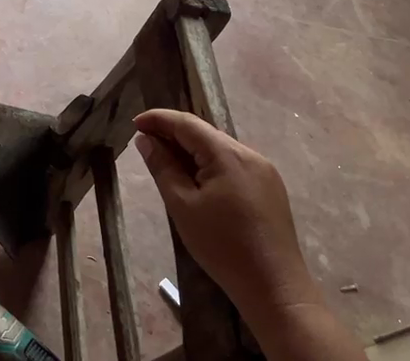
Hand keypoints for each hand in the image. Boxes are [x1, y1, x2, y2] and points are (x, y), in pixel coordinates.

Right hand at [132, 109, 317, 318]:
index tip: (134, 124)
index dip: (157, 119)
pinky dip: (210, 164)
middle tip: (146, 145)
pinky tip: (198, 181)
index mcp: (228, 155)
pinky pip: (233, 165)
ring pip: (219, 149)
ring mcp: (265, 172)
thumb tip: (145, 139)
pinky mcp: (270, 189)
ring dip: (191, 150)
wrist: (275, 289)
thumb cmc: (222, 246)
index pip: (187, 123)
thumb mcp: (182, 205)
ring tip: (168, 163)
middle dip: (173, 135)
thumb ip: (162, 166)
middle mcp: (250, 155)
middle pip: (205, 133)